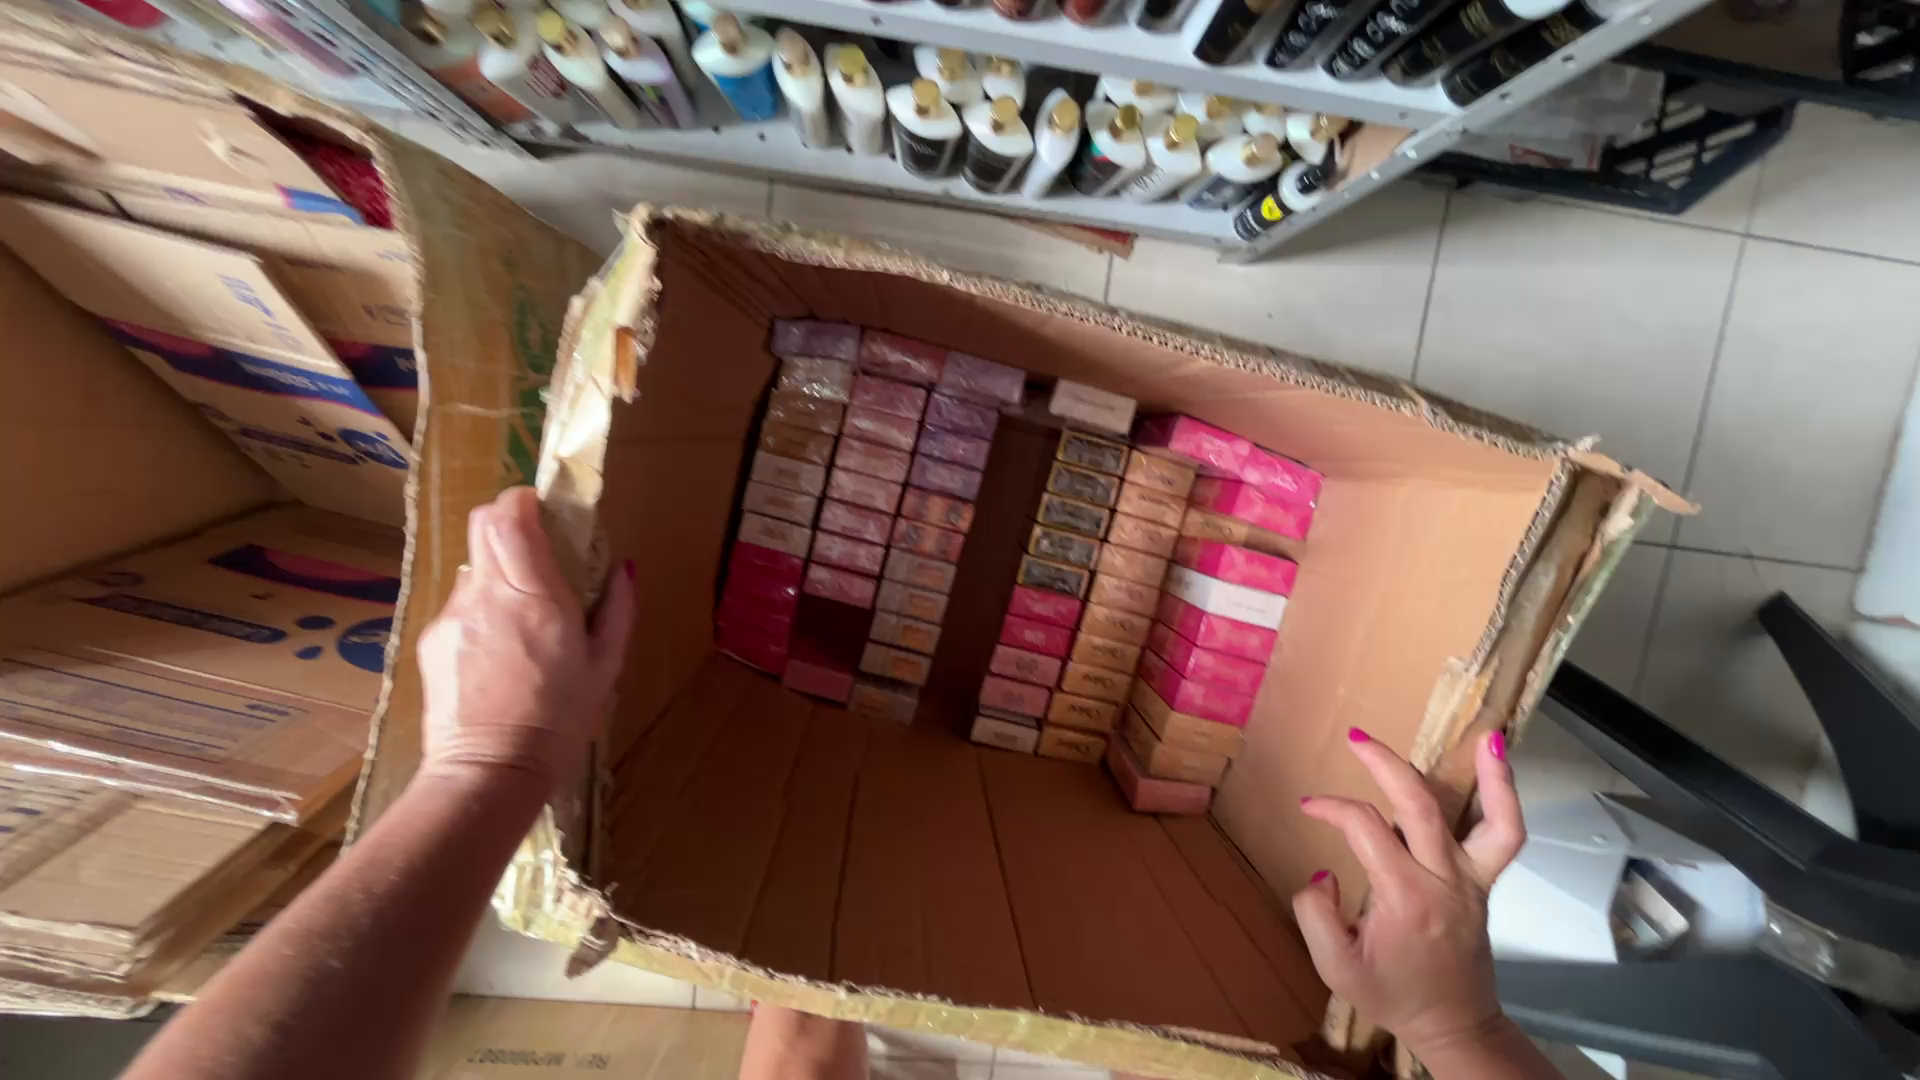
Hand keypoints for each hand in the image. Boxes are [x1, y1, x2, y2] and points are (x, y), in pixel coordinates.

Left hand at [416, 487, 633, 792]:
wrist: (490, 772)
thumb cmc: (562, 717)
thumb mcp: (607, 663)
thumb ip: (618, 607)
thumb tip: (623, 566)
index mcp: (535, 598)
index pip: (508, 519)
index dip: (521, 500)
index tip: (543, 506)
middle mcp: (486, 596)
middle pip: (481, 528)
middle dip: (510, 524)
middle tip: (540, 549)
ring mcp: (452, 618)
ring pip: (474, 569)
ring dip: (500, 574)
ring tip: (525, 618)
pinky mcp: (432, 641)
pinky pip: (461, 605)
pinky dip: (484, 609)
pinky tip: (501, 651)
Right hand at [1293, 728, 1524, 1058]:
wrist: (1454, 1026)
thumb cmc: (1392, 995)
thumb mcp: (1335, 967)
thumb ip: (1315, 914)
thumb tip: (1323, 871)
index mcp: (1405, 897)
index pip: (1363, 827)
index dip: (1331, 807)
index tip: (1309, 807)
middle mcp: (1446, 881)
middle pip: (1418, 806)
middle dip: (1384, 764)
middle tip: (1355, 738)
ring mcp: (1474, 881)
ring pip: (1491, 820)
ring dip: (1489, 775)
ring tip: (1486, 735)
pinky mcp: (1485, 882)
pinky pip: (1505, 834)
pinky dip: (1506, 796)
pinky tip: (1500, 760)